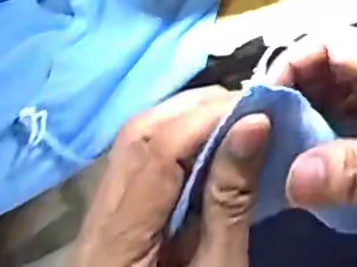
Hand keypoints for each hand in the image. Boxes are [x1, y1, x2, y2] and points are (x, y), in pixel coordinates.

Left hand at [74, 87, 270, 266]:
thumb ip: (231, 200)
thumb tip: (255, 121)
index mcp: (114, 247)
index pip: (155, 150)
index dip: (209, 117)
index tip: (262, 110)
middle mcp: (94, 222)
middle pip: (140, 134)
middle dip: (200, 109)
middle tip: (254, 110)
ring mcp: (96, 219)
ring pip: (137, 139)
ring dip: (190, 119)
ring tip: (240, 122)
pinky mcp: (109, 220)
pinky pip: (140, 159)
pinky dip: (178, 140)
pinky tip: (212, 145)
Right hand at [267, 27, 356, 218]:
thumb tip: (290, 175)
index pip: (329, 42)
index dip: (291, 64)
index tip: (263, 104)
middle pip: (334, 60)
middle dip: (299, 90)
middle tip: (268, 133)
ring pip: (347, 84)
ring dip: (317, 109)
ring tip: (288, 147)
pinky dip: (340, 124)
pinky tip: (326, 155)